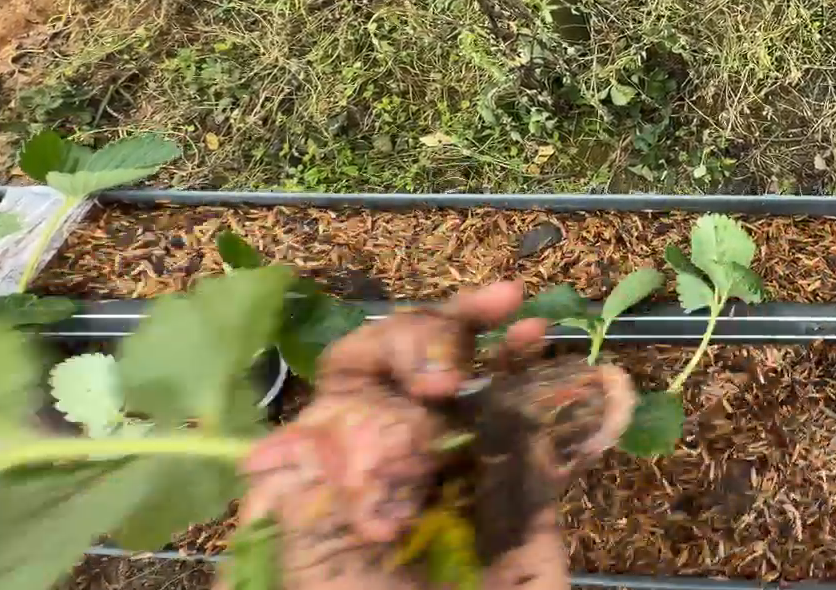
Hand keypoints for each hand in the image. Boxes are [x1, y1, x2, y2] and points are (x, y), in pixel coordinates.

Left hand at [228, 282, 633, 589]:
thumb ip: (310, 526)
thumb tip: (290, 441)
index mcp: (333, 495)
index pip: (346, 394)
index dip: (393, 359)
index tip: (442, 382)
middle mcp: (394, 472)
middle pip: (410, 375)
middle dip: (449, 332)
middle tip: (494, 313)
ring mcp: (462, 476)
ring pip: (474, 387)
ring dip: (495, 339)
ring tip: (521, 309)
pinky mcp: (523, 489)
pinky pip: (529, 424)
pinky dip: (541, 380)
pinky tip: (546, 348)